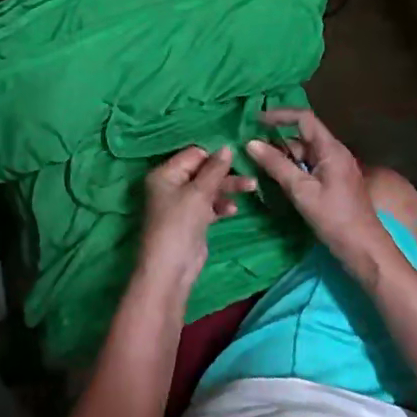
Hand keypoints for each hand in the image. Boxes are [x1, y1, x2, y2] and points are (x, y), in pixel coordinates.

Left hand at [137, 146, 257, 288]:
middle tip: (249, 175)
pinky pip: (209, 204)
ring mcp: (182, 203)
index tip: (236, 157)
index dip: (214, 156)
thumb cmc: (179, 224)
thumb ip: (214, 169)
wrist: (171, 269)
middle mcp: (171, 185)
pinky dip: (221, 204)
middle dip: (225, 173)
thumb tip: (227, 147)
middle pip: (203, 171)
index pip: (194, 154)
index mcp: (165, 173)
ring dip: (227, 188)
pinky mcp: (192, 219)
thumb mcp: (198, 193)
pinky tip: (232, 209)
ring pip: (209, 188)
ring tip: (251, 188)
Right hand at [246, 109, 398, 280]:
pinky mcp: (333, 182)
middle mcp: (335, 152)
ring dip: (283, 156)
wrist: (365, 249)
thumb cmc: (334, 218)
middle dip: (277, 139)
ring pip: (304, 153)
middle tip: (250, 147)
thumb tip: (251, 143)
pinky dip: (292, 169)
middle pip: (303, 136)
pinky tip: (276, 178)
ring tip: (257, 163)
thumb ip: (276, 165)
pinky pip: (309, 167)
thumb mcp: (301, 191)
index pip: (304, 118)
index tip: (256, 120)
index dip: (280, 115)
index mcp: (331, 149)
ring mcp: (335, 168)